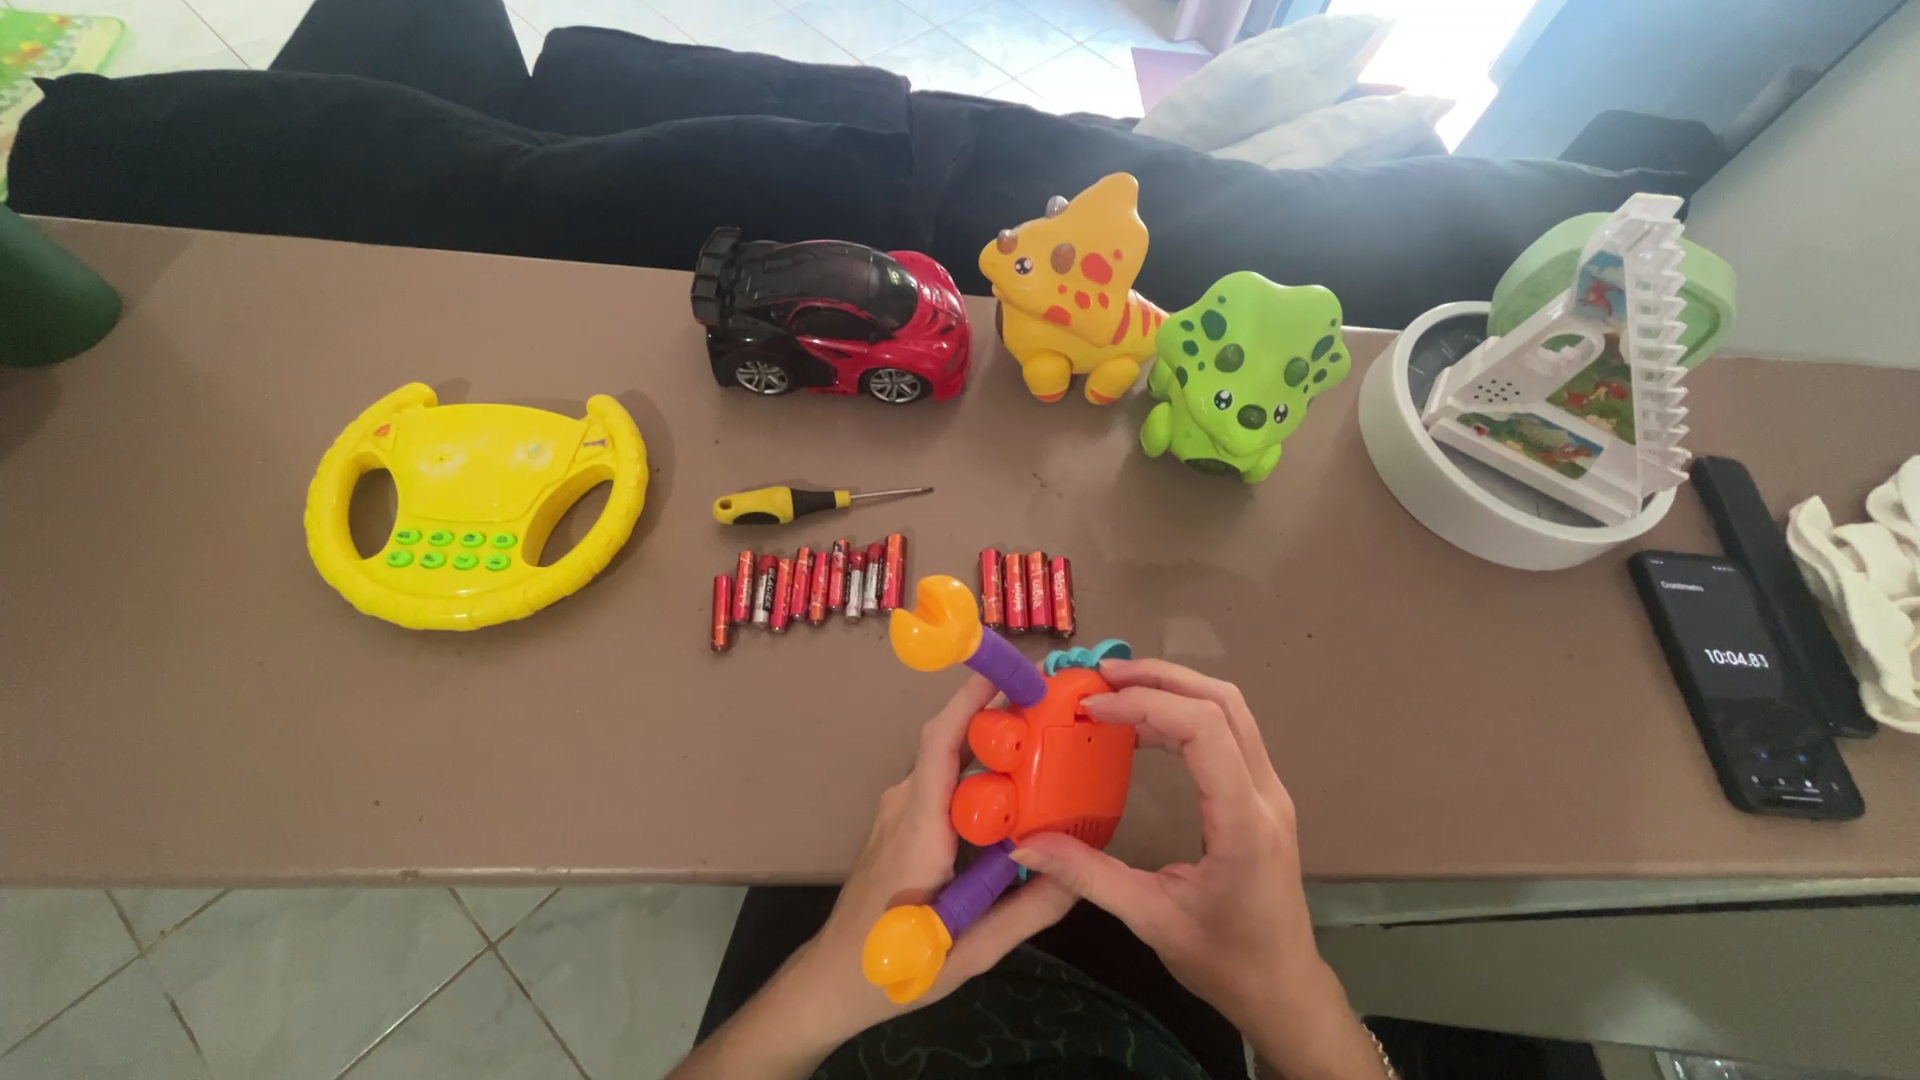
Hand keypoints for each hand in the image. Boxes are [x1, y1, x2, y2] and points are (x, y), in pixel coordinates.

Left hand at [673, 675, 1076, 1079]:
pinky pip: (943, 782)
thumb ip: (1024, 913)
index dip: (972, 699)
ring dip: (992, 745)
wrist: (831, 980)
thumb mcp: (968, 953)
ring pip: (949, 762)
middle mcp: (904, 804)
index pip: (941, 743)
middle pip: (950, 742)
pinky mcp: (903, 819)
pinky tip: (1014, 792)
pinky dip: (979, 774)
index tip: (1012, 672)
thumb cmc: (893, 968)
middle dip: (999, 715)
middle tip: (1055, 709)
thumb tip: (1078, 871)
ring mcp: (899, 809)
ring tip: (1046, 744)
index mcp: (918, 828)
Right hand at [1010, 659, 1386, 1078]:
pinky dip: (1183, 712)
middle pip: (1222, 700)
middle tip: (1100, 677)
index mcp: (1243, 821)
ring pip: (1229, 708)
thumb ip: (1088, 876)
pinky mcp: (1260, 795)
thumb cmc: (1225, 961)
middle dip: (1160, 677)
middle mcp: (1265, 793)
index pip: (1203, 728)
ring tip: (1116, 691)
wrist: (1284, 991)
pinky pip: (1227, 731)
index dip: (1145, 703)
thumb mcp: (1151, 919)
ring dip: (1173, 687)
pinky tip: (1142, 728)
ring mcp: (1268, 790)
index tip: (1093, 708)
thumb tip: (1026, 845)